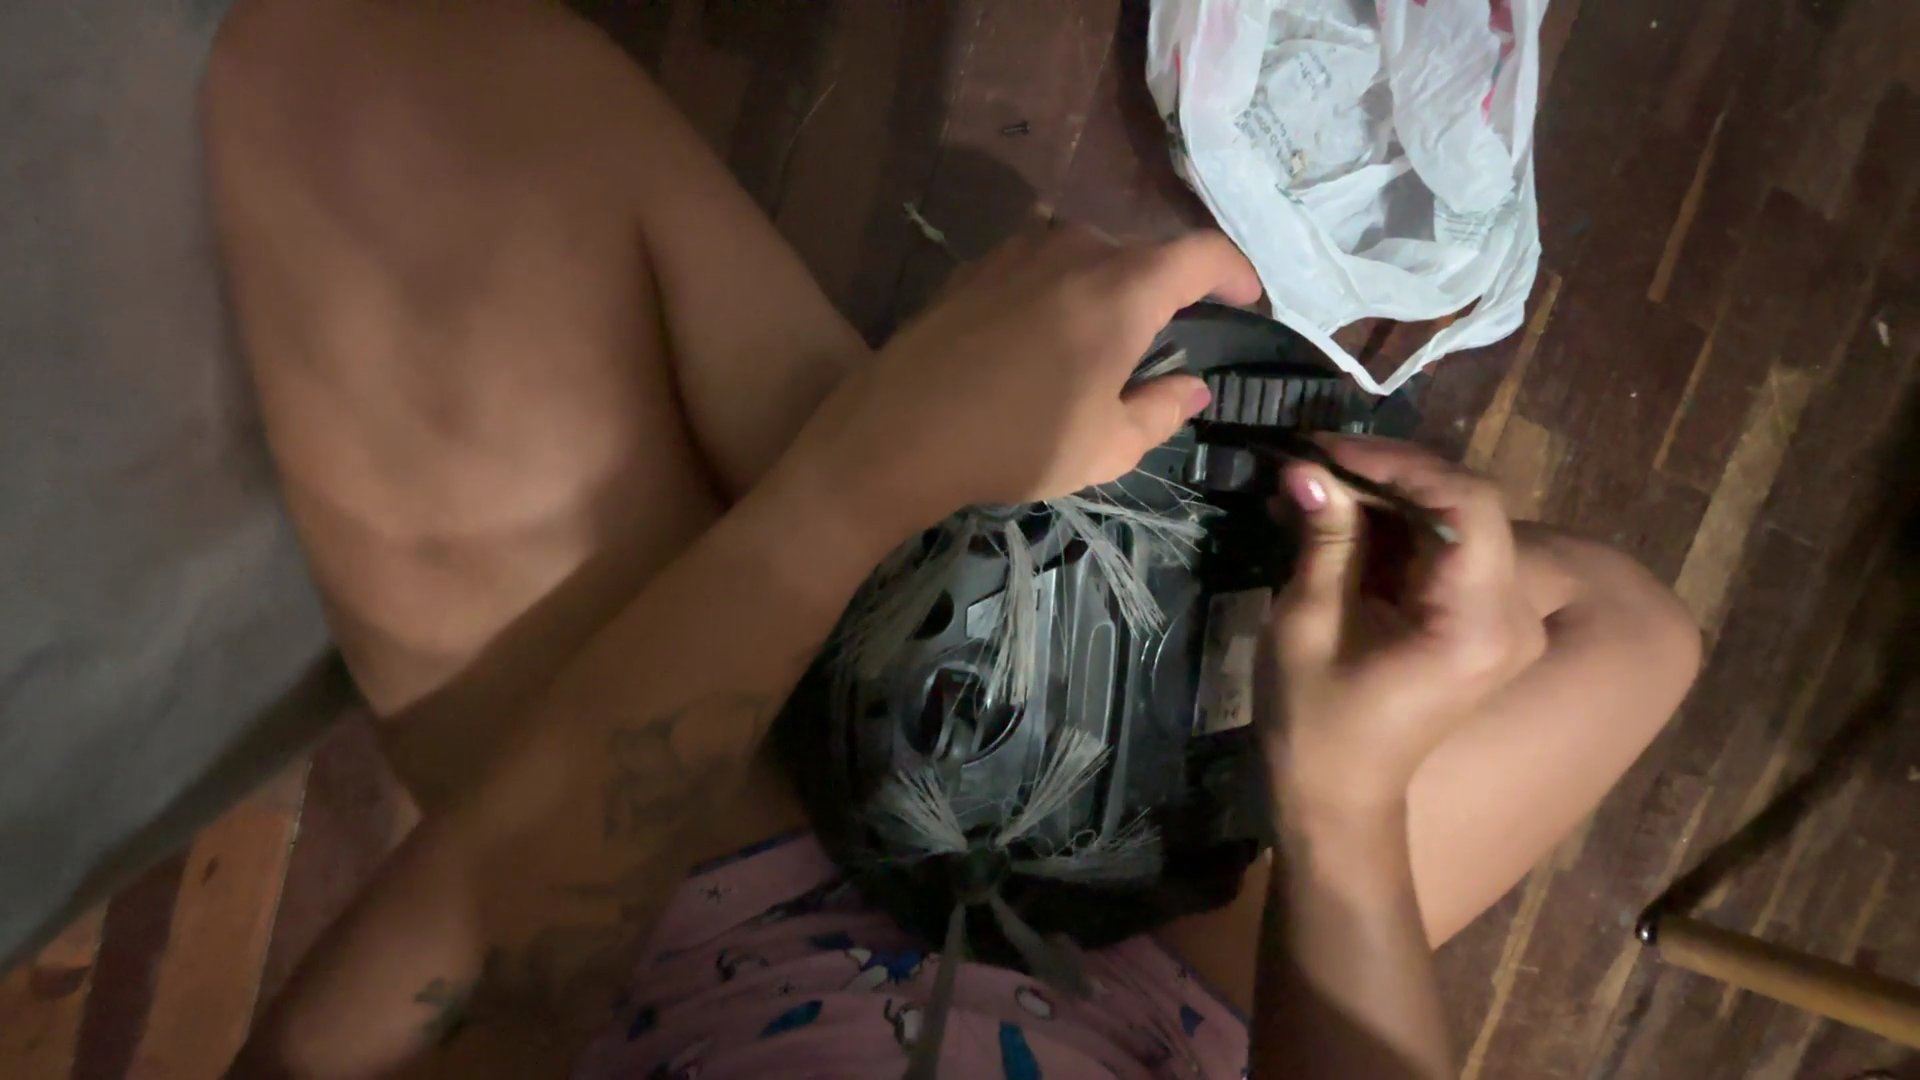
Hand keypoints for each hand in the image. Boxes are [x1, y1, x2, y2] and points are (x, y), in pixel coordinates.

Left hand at [785, 225, 1261, 533]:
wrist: (898, 434)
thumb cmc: (1015, 445)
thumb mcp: (1107, 446)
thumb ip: (1163, 410)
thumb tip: (1194, 385)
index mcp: (1122, 288)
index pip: (1201, 254)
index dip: (1236, 273)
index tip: (1247, 299)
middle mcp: (1074, 248)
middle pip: (1142, 253)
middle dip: (1166, 291)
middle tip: (1165, 341)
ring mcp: (1016, 251)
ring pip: (1087, 255)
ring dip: (1108, 288)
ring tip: (1100, 339)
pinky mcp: (973, 268)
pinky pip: (1038, 265)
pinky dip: (1059, 289)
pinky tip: (1041, 334)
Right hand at [1258, 438, 1546, 812]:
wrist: (1336, 795)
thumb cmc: (1314, 722)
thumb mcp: (1306, 624)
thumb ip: (1323, 541)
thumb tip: (1307, 469)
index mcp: (1476, 623)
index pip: (1467, 504)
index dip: (1399, 464)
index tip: (1326, 451)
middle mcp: (1510, 614)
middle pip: (1466, 507)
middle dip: (1387, 475)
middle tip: (1312, 461)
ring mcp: (1499, 618)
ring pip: (1453, 522)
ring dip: (1385, 497)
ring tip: (1315, 484)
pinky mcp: (1474, 621)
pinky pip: (1440, 551)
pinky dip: (1390, 528)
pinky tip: (1338, 518)